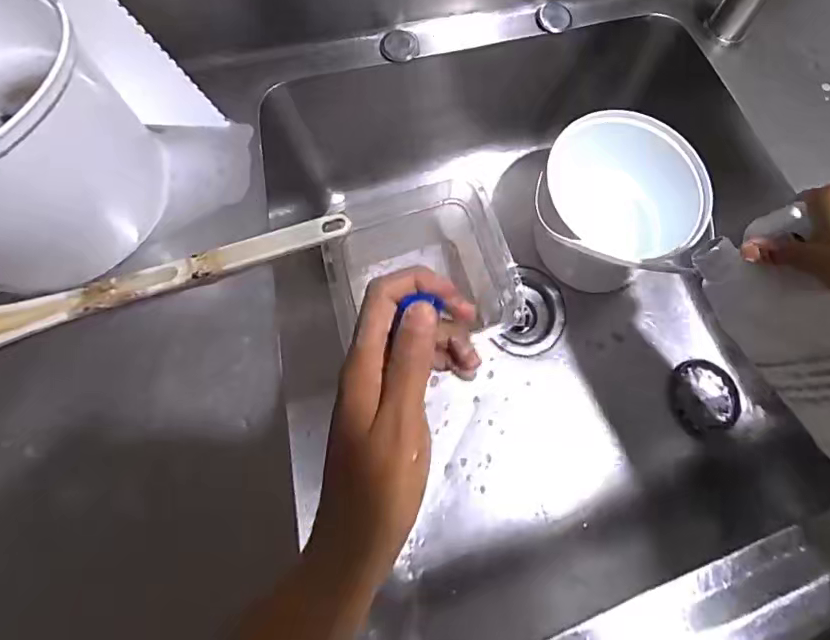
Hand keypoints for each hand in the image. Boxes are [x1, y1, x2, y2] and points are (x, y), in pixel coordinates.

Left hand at [309, 267, 479, 594]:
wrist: (354, 545)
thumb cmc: (379, 490)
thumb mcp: (401, 422)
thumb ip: (409, 362)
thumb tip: (422, 307)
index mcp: (362, 365)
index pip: (382, 296)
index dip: (420, 284)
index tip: (457, 301)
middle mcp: (365, 366)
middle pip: (402, 312)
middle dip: (441, 313)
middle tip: (475, 333)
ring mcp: (375, 384)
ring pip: (413, 337)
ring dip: (446, 341)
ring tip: (473, 367)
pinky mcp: (386, 402)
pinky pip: (414, 364)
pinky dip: (439, 362)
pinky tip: (460, 376)